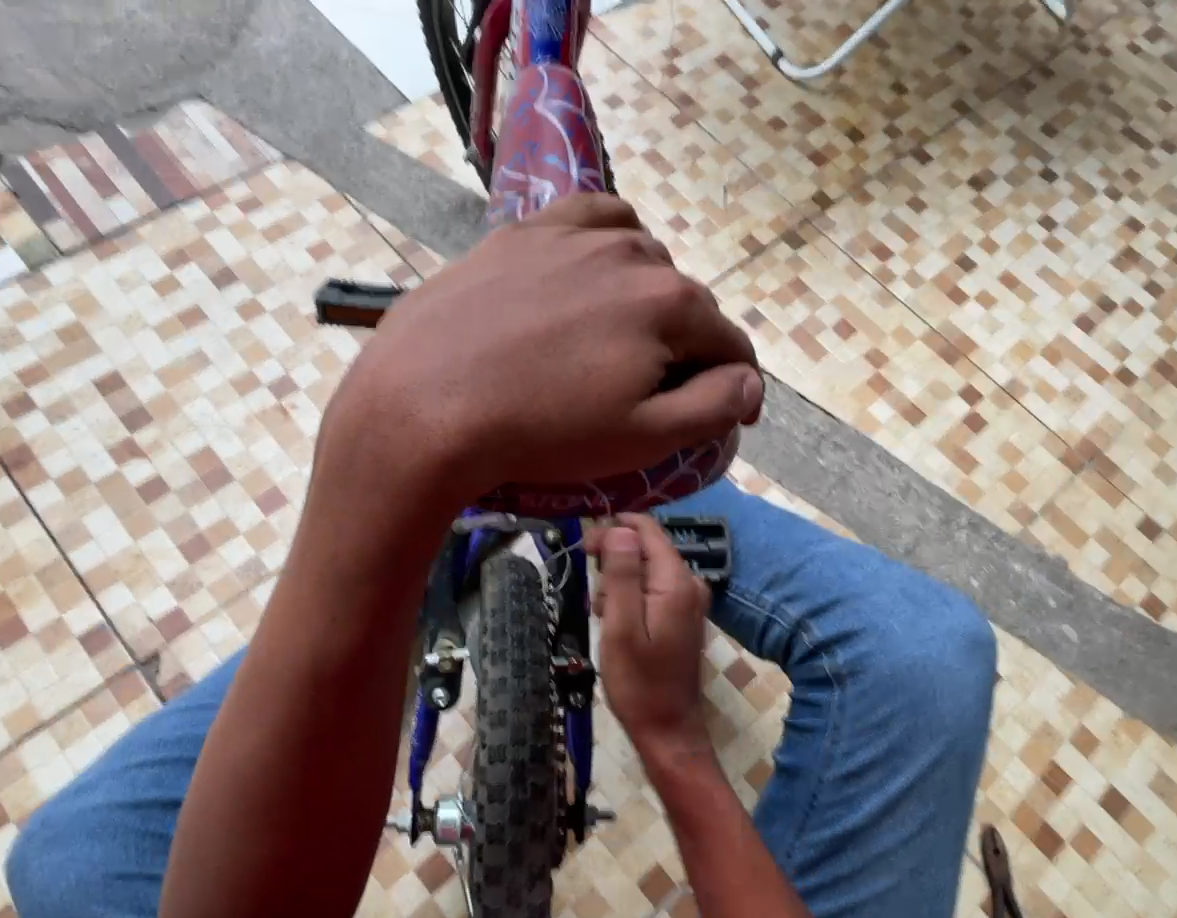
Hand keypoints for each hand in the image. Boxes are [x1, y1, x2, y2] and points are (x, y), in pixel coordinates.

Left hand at [325, 195, 762, 501]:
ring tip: (615, 340)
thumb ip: (713, 406)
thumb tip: (752, 381)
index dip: (734, 384)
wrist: (424, 404)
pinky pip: (590, 219)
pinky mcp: (525, 230)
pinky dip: (608, 242)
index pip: (730, 343)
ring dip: (646, 298)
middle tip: (651, 391)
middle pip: (685, 302)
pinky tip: (593, 269)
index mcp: (670, 304)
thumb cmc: (539, 433)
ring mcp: (574, 234)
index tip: (724, 414)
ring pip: (641, 259)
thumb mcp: (641, 439)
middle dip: (685, 346)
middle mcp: (633, 253)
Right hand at [591, 514, 716, 774]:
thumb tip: (618, 530)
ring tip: (602, 616)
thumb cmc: (638, 681)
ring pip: (646, 570)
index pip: (646, 529)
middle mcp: (690, 583)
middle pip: (646, 548)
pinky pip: (652, 590)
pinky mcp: (682, 617)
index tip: (583, 548)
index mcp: (676, 581)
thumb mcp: (621, 626)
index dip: (612, 530)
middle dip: (613, 560)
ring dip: (619, 583)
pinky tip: (616, 624)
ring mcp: (689, 601)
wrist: (667, 727)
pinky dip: (630, 599)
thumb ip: (622, 574)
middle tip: (590, 594)